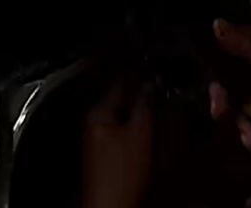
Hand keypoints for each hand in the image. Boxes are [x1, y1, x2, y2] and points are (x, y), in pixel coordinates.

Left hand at [83, 76, 154, 207]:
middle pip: (119, 98)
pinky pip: (120, 130)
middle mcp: (94, 122)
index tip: (154, 74)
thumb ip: (145, 105)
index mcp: (98, 112)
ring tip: (153, 108)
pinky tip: (144, 132)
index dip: (138, 76)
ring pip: (120, 114)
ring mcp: (97, 139)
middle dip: (138, 95)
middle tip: (156, 91)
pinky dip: (132, 126)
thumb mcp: (140, 134)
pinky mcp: (103, 154)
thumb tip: (151, 84)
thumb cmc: (122, 176)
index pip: (120, 82)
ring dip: (136, 111)